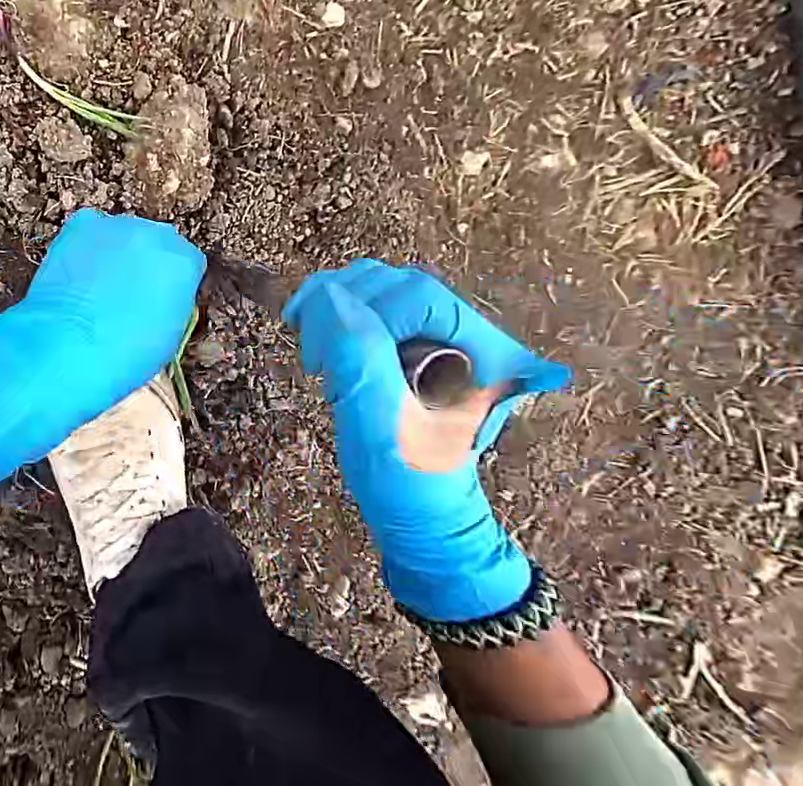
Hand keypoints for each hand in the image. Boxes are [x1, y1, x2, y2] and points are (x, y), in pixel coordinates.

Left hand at [0, 209, 204, 496]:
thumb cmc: (121, 354)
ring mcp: (117, 226)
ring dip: (117, 252)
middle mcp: (156, 235)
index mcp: (184, 262)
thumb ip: (174, 302)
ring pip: (124, 234)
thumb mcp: (169, 336)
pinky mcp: (82, 226)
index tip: (160, 298)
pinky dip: (87, 244)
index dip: (173, 283)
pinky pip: (91, 229)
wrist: (67, 349)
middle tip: (128, 293)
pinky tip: (81, 271)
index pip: (188, 263)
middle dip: (146, 264)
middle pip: (157, 243)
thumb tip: (163, 295)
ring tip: (99, 286)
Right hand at [284, 260, 567, 621]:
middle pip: (397, 285)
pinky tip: (319, 342)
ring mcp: (443, 336)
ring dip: (335, 310)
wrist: (418, 517)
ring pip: (380, 288)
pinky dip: (336, 314)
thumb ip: (359, 355)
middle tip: (315, 359)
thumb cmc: (406, 482)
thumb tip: (329, 293)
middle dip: (344, 310)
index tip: (323, 361)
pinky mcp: (415, 341)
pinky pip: (371, 304)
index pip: (417, 296)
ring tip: (318, 356)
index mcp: (487, 354)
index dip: (362, 316)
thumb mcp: (380, 425)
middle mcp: (471, 334)